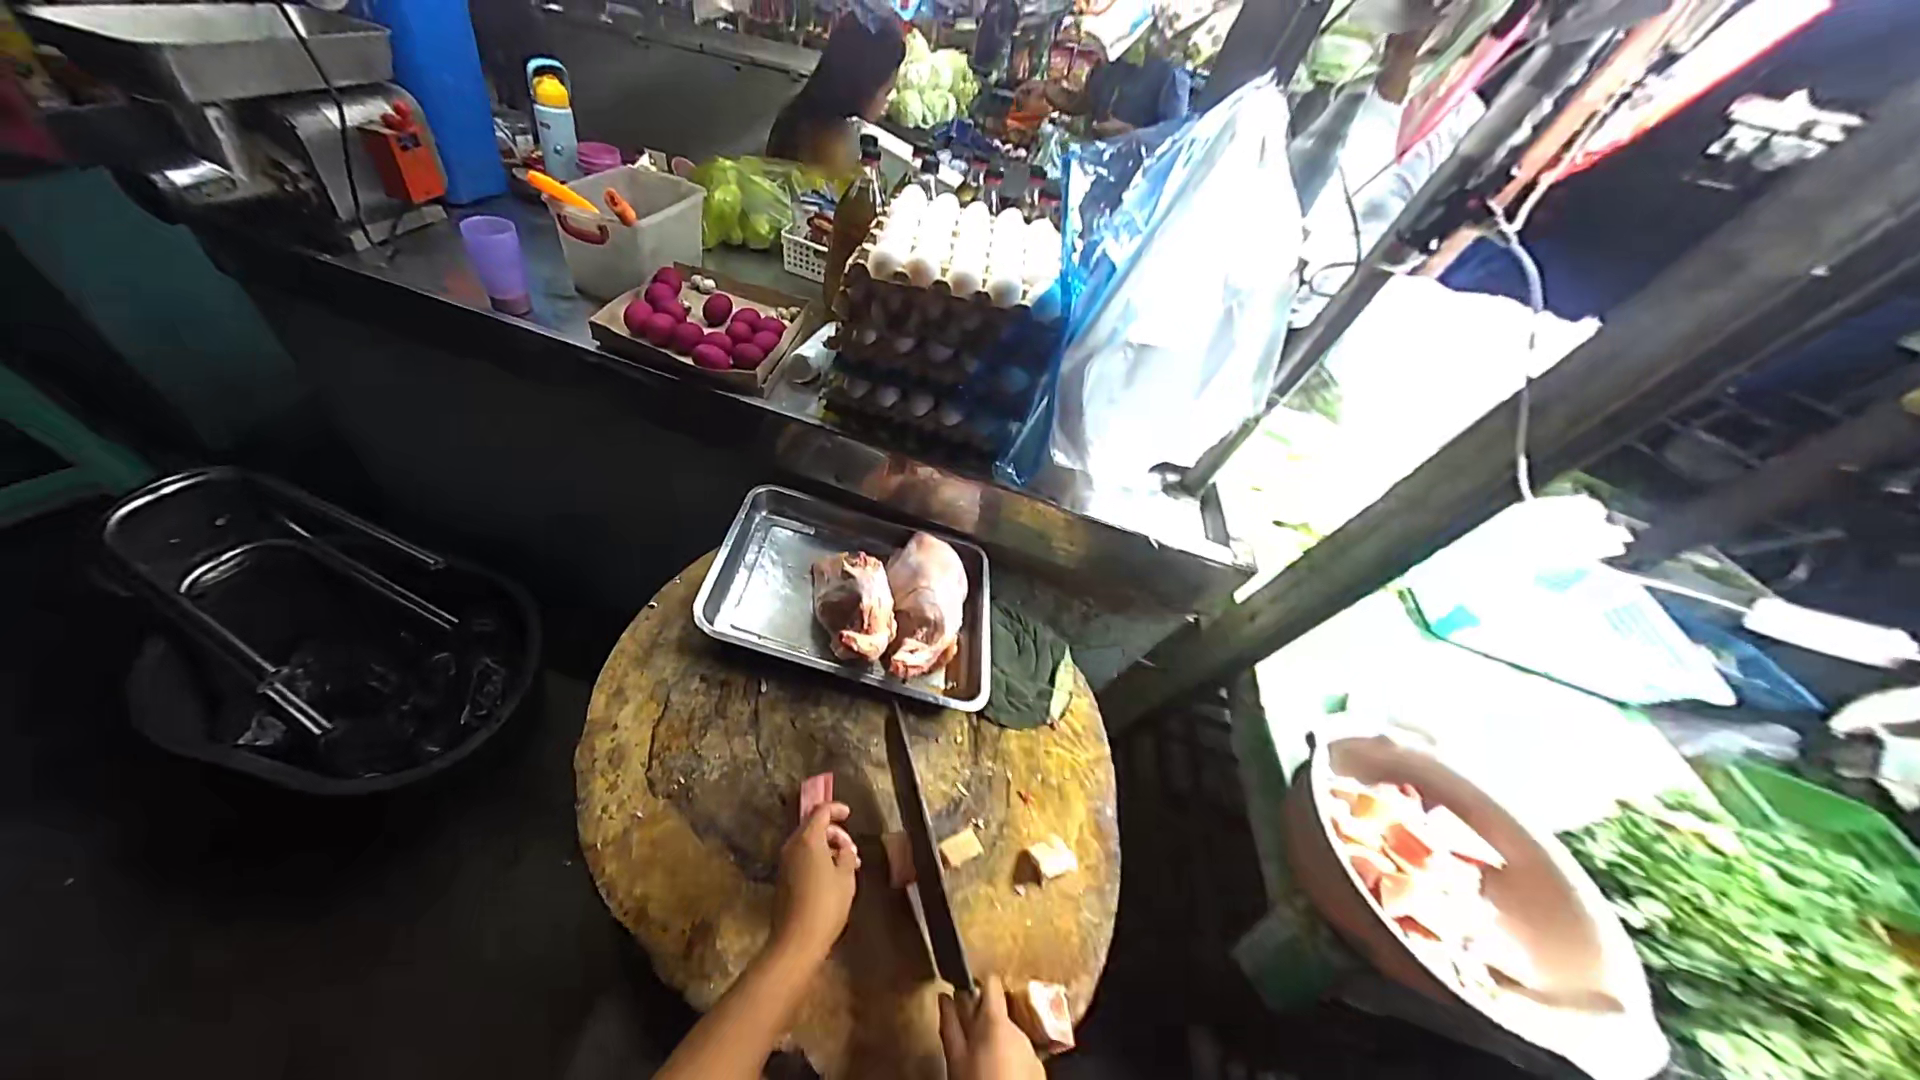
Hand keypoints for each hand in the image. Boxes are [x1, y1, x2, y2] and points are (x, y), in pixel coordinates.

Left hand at [771, 801, 858, 964]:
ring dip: (827, 847)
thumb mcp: (846, 877)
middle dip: (835, 832)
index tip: (849, 814)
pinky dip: (817, 858)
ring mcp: (785, 863)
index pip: (821, 811)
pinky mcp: (783, 878)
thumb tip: (844, 849)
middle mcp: (792, 846)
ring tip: (847, 864)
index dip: (836, 809)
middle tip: (852, 849)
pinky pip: (802, 857)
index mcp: (808, 839)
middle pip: (813, 826)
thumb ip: (847, 855)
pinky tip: (832, 875)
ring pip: (808, 843)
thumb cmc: (826, 905)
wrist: (796, 942)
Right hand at [939, 976, 1044, 1079]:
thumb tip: (944, 996)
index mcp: (996, 1021)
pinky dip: (1011, 1061)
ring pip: (1010, 1036)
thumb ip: (950, 1024)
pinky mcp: (1040, 1071)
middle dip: (985, 1022)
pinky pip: (1022, 1056)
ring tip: (983, 1066)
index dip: (979, 985)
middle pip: (1000, 1013)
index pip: (992, 983)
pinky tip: (999, 1078)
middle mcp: (1018, 1029)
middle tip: (969, 1042)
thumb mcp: (955, 1059)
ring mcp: (1032, 1051)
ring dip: (998, 1043)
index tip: (966, 996)